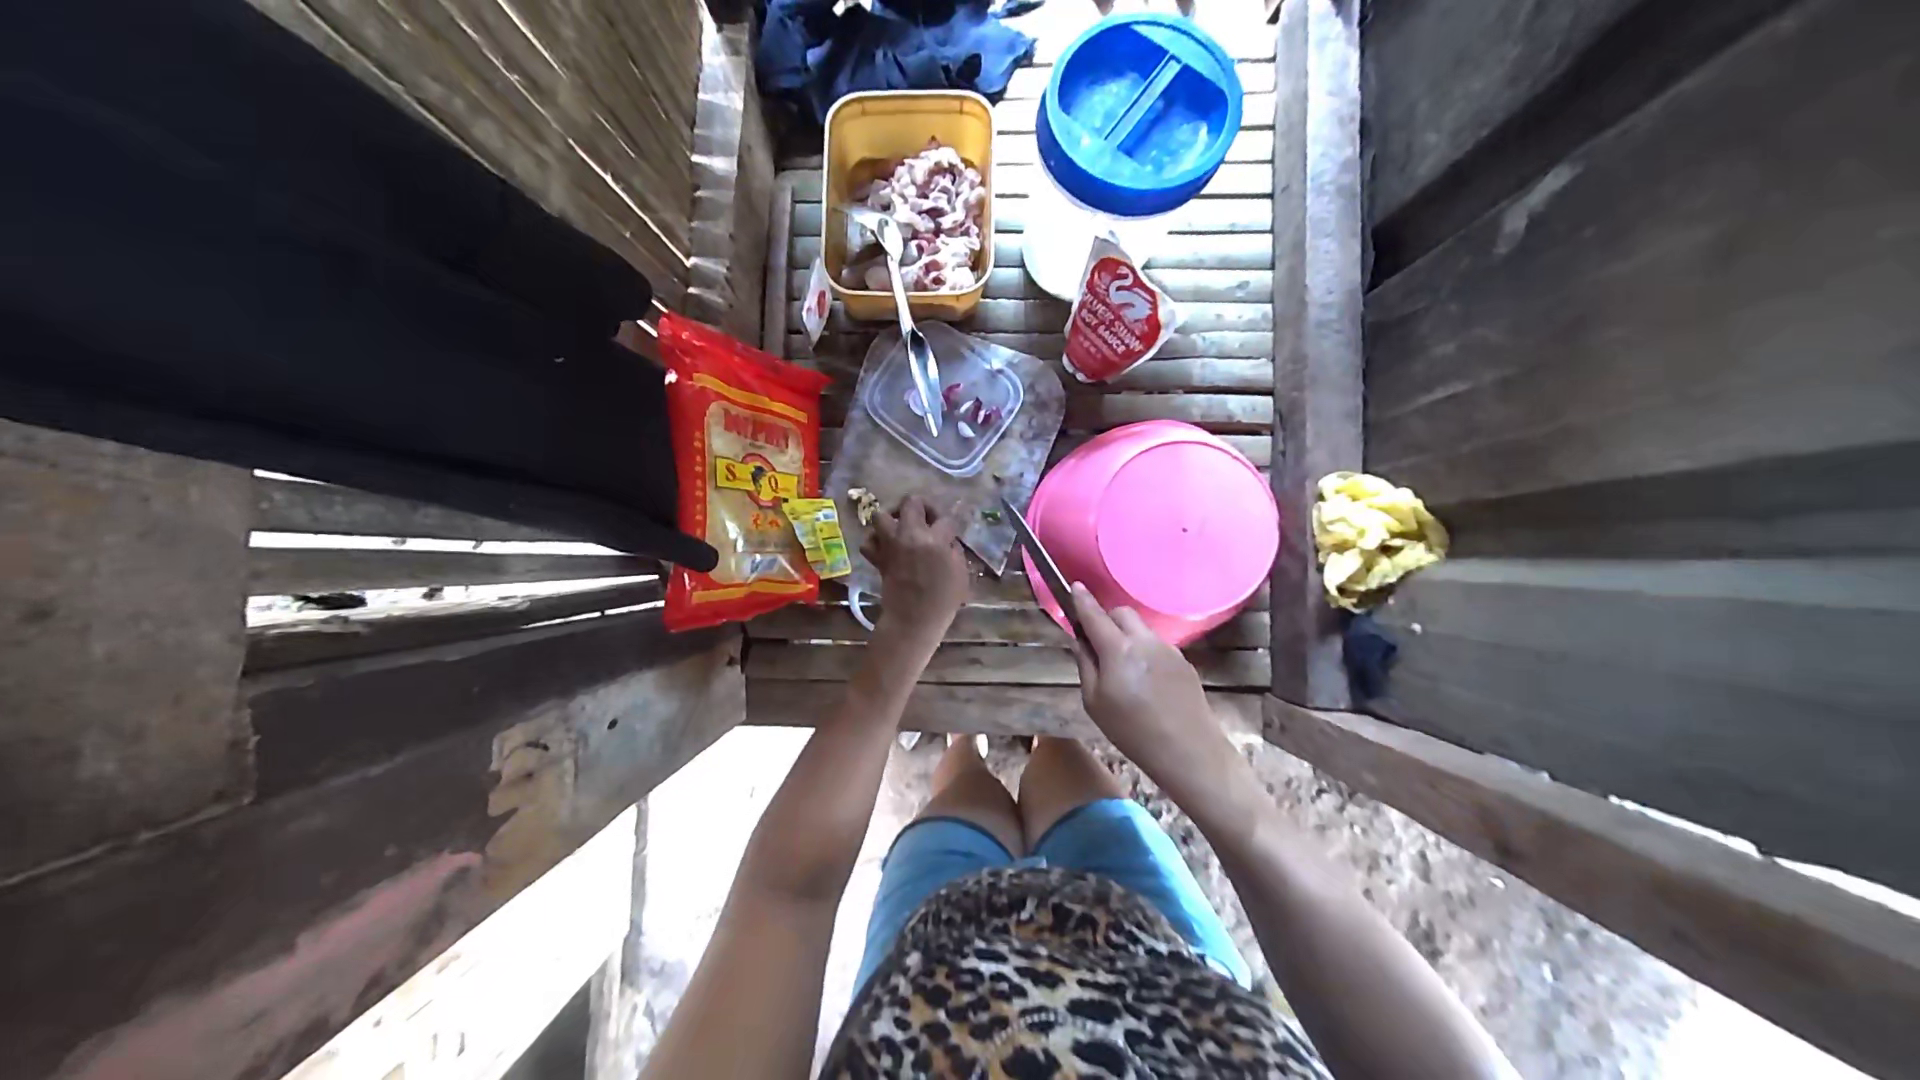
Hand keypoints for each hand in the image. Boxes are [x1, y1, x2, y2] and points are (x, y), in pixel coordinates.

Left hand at [862, 495, 968, 646]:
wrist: (913, 619)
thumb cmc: (943, 600)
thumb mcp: (961, 573)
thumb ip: (954, 551)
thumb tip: (948, 541)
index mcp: (935, 540)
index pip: (945, 519)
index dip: (949, 525)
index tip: (949, 535)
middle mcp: (909, 536)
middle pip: (911, 502)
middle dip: (921, 506)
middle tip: (925, 520)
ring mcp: (890, 545)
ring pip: (881, 515)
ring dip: (891, 518)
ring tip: (900, 529)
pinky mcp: (878, 558)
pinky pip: (868, 541)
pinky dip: (875, 541)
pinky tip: (886, 547)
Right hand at [1068, 583, 1244, 809]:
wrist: (1188, 750)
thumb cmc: (1132, 731)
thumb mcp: (1094, 702)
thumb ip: (1085, 665)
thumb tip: (1080, 641)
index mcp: (1118, 649)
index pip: (1095, 614)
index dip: (1081, 599)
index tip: (1074, 587)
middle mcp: (1144, 640)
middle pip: (1122, 613)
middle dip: (1106, 619)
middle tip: (1096, 643)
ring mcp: (1168, 649)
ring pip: (1141, 629)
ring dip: (1126, 636)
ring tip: (1122, 669)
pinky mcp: (1183, 661)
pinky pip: (1156, 645)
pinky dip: (1144, 651)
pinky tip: (1145, 682)